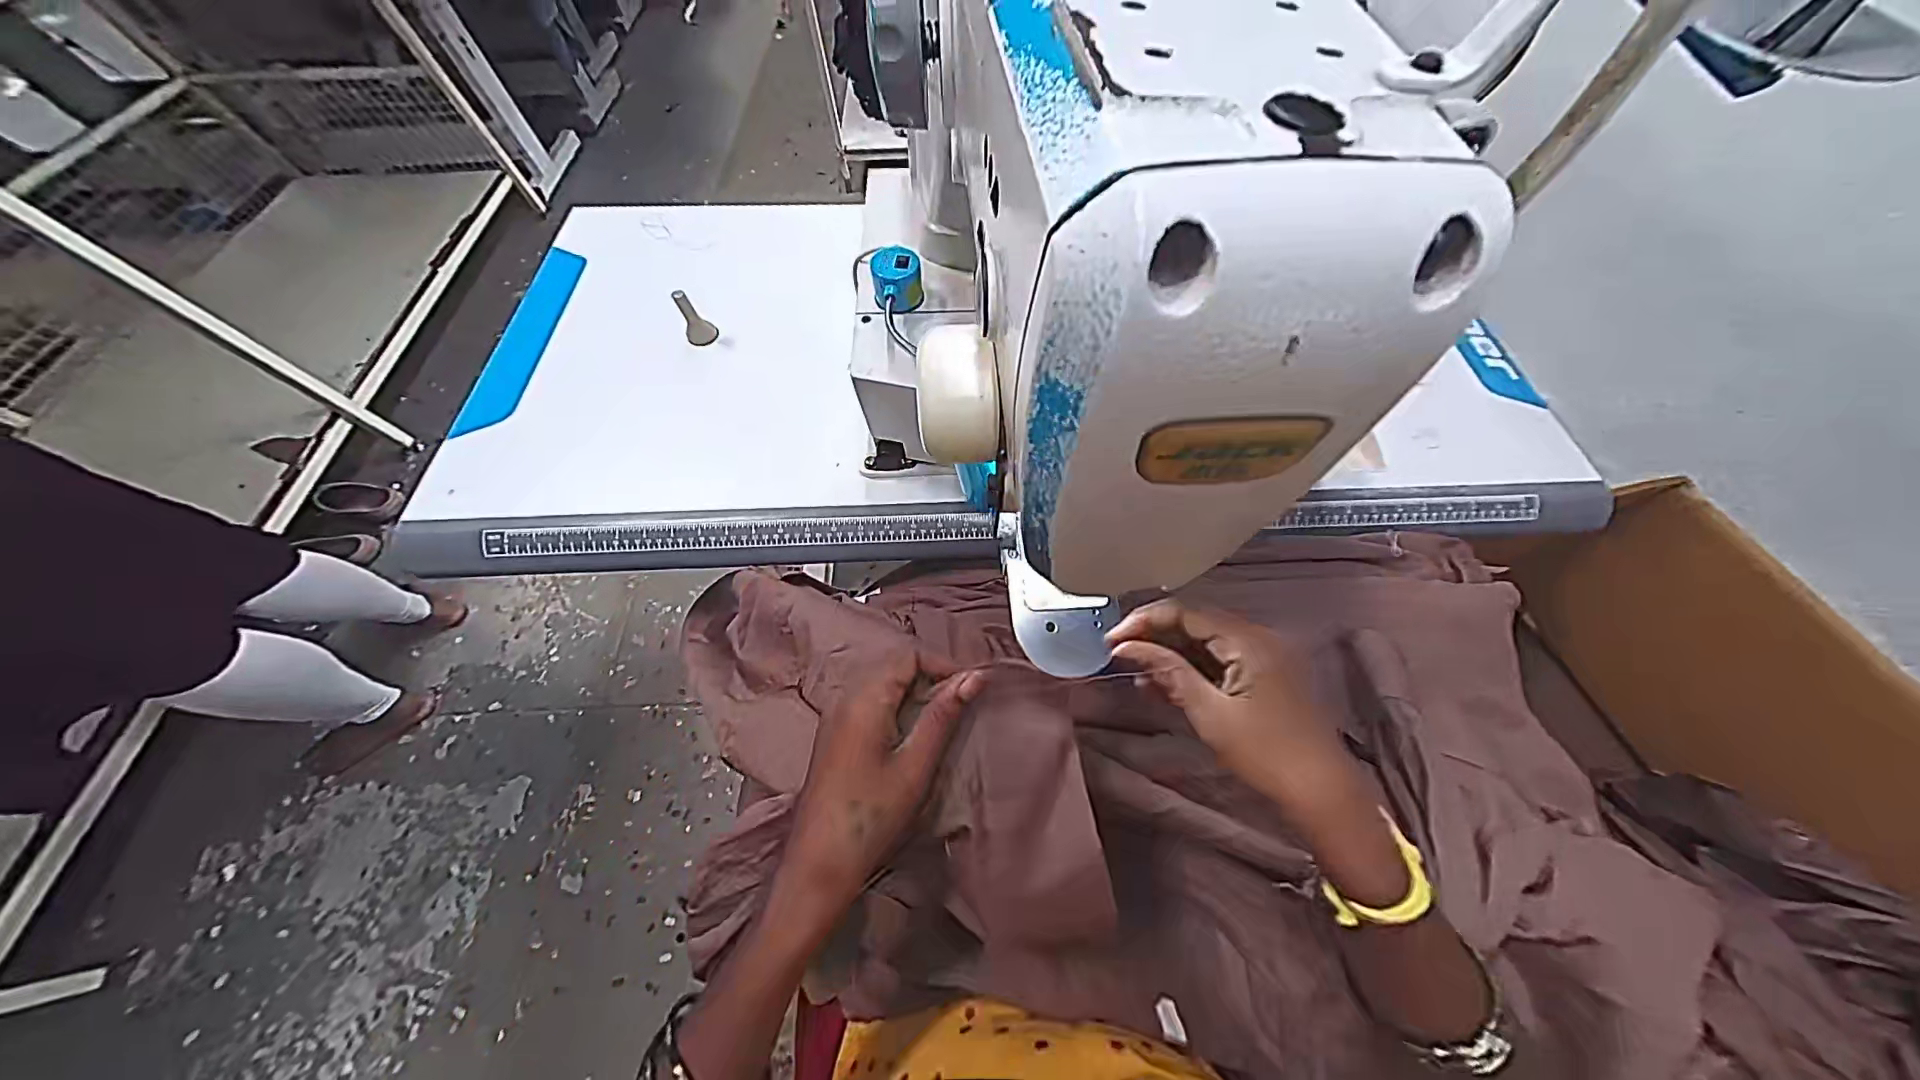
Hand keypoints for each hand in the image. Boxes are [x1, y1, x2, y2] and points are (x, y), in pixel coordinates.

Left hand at [776, 650, 983, 915]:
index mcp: (864, 698)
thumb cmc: (872, 815)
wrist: (819, 863)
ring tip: (942, 718)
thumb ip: (944, 715)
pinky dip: (896, 705)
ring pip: (882, 682)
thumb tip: (975, 676)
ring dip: (914, 691)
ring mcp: (836, 715)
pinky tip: (911, 733)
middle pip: (893, 664)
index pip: (908, 655)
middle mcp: (845, 697)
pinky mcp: (834, 734)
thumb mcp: (916, 765)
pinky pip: (870, 700)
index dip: (943, 664)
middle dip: (930, 675)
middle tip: (961, 702)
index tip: (971, 686)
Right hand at [1107, 600, 1342, 780]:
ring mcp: (1263, 655)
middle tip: (1118, 653)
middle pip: (1195, 622)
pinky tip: (1162, 684)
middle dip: (1154, 636)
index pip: (1185, 612)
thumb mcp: (1210, 712)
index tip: (1112, 641)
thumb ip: (1169, 672)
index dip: (1144, 621)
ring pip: (1204, 641)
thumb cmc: (1266, 753)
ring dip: (1169, 653)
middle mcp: (1258, 637)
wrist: (1323, 793)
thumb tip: (1126, 647)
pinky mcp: (1263, 675)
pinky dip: (1190, 668)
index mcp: (1248, 640)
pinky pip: (1218, 659)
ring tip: (1135, 670)